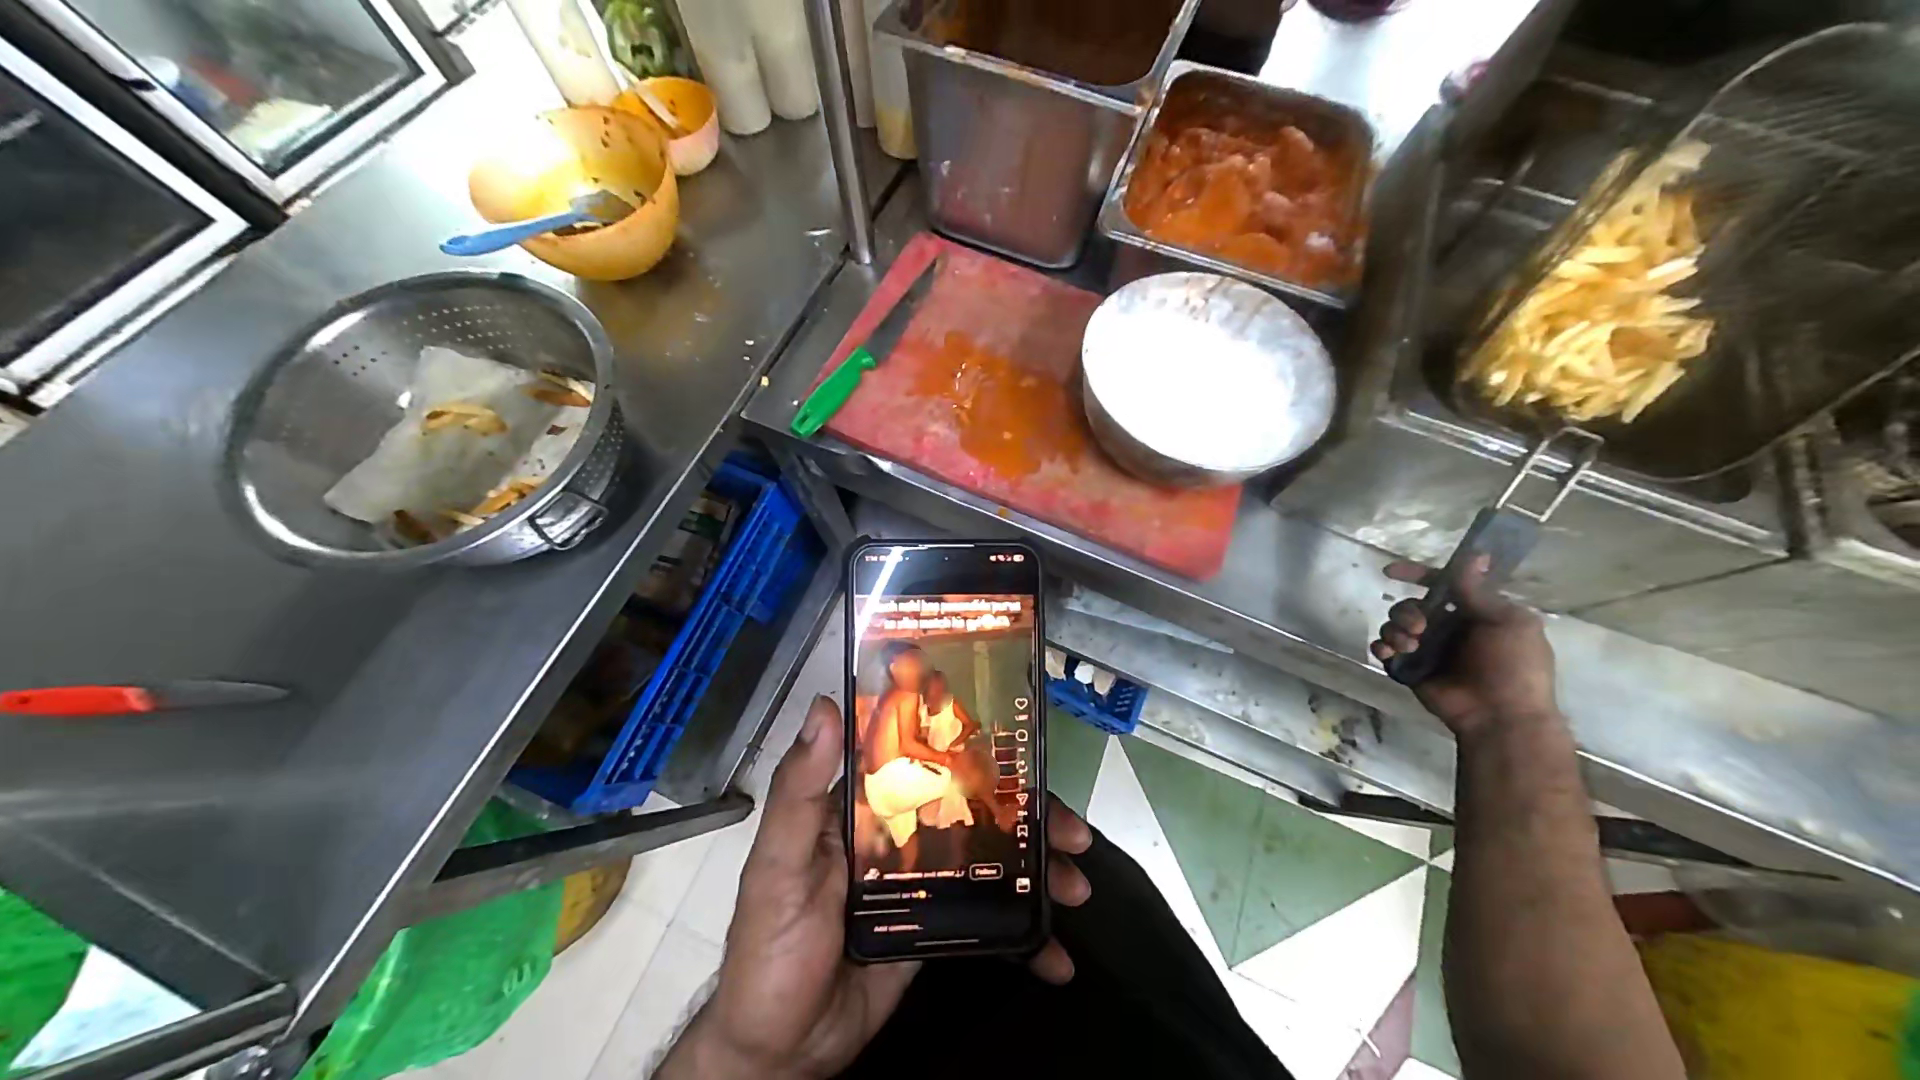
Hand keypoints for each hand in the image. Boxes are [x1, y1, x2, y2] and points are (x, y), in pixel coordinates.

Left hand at [660, 696, 1093, 1079]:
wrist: (781, 1049)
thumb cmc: (770, 945)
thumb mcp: (779, 863)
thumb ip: (798, 790)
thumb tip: (824, 707)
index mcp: (865, 805)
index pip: (928, 758)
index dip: (979, 749)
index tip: (1026, 749)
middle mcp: (899, 831)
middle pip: (975, 806)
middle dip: (1028, 815)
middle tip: (1072, 833)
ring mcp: (924, 880)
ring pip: (993, 856)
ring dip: (1039, 868)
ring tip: (1076, 888)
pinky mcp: (937, 926)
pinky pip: (990, 918)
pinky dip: (1026, 936)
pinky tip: (1055, 954)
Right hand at [1369, 556, 1558, 738]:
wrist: (1501, 715)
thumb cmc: (1514, 666)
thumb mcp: (1508, 622)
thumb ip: (1480, 591)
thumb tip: (1474, 553)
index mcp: (1474, 613)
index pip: (1442, 585)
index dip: (1417, 575)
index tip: (1392, 572)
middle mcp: (1448, 628)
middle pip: (1412, 605)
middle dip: (1407, 611)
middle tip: (1419, 628)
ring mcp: (1428, 649)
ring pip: (1395, 625)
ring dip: (1395, 629)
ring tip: (1409, 645)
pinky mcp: (1411, 668)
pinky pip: (1386, 650)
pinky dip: (1382, 647)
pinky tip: (1388, 652)